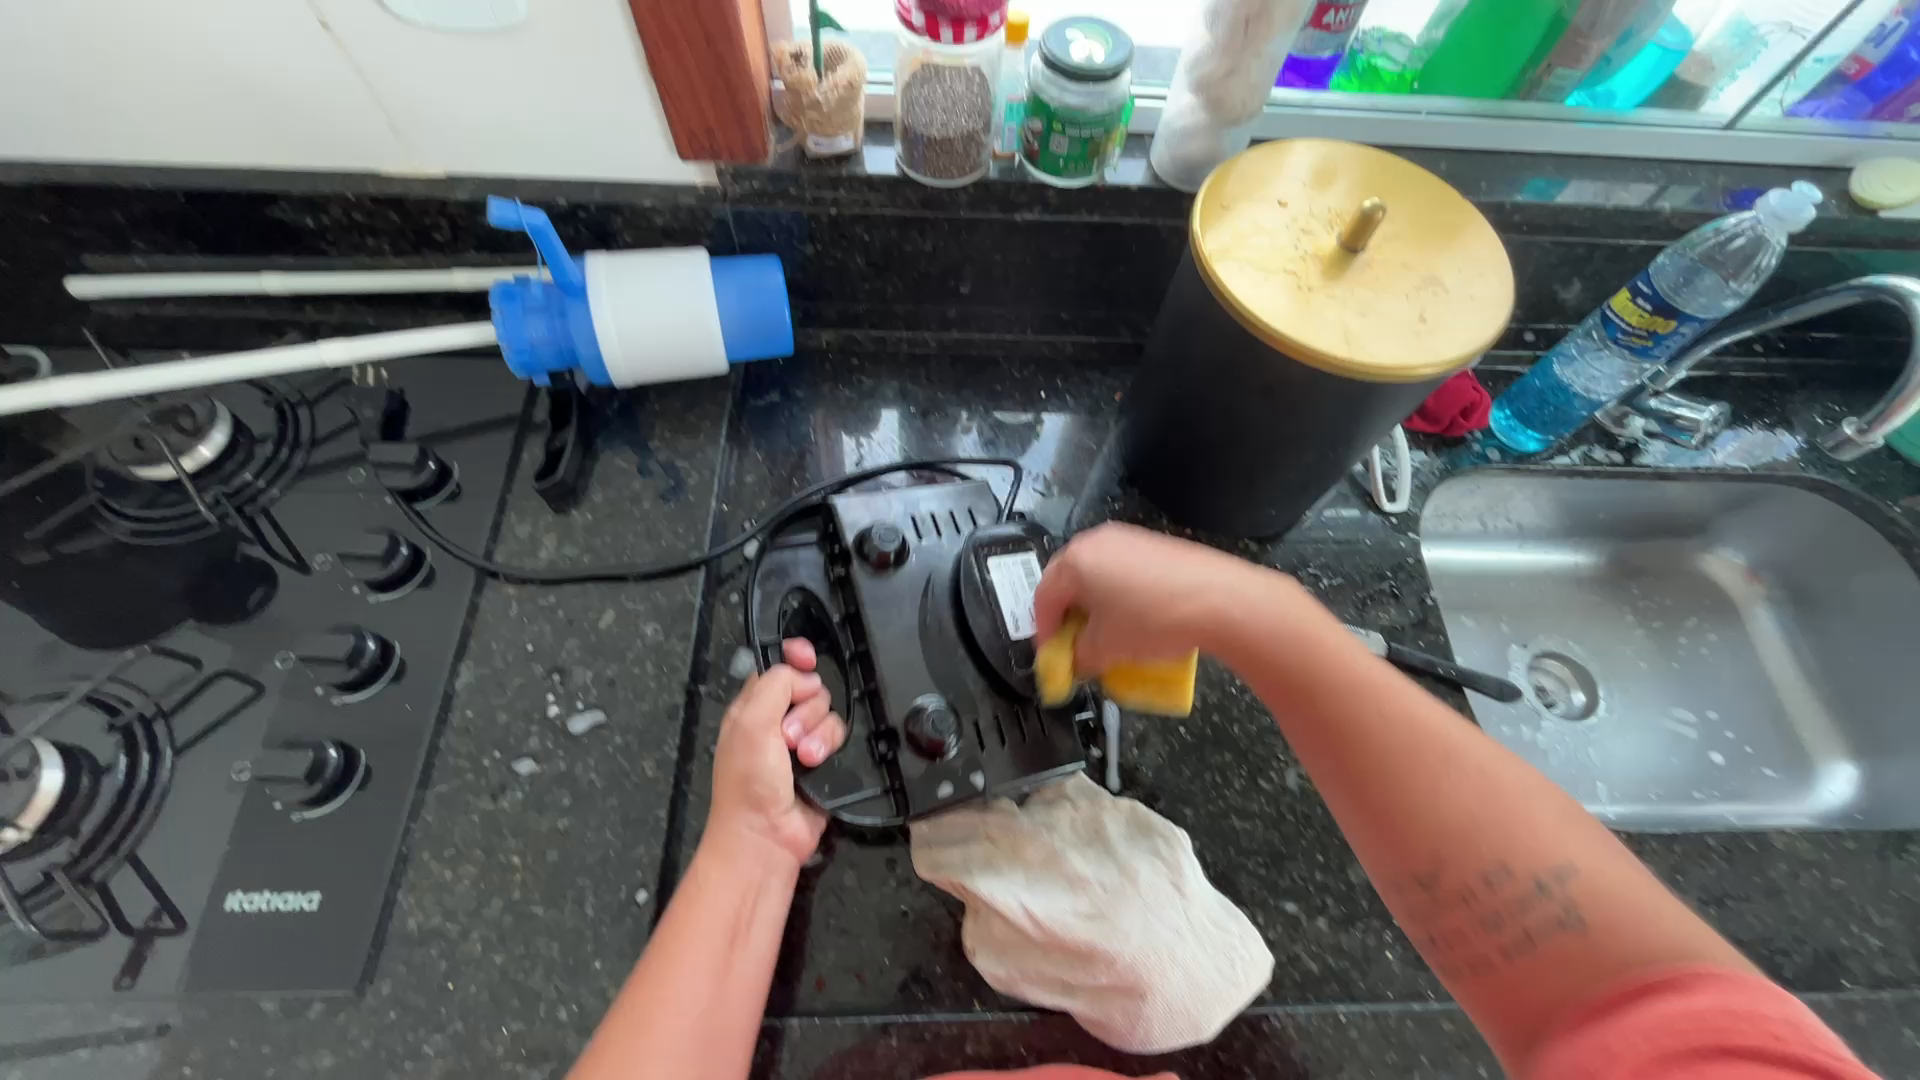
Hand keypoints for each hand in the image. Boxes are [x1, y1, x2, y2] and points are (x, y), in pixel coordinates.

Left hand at [707, 639, 847, 867]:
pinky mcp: (824, 759)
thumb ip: (775, 685)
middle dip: (805, 709)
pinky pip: (840, 735)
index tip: (808, 658)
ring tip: (804, 758)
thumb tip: (806, 676)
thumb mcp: (750, 723)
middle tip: (788, 736)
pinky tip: (818, 764)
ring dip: (818, 733)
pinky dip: (831, 747)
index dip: (795, 658)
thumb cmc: (749, 781)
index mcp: (752, 707)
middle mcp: (776, 720)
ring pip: (827, 712)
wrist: (766, 836)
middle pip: (809, 689)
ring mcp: (801, 741)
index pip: (778, 667)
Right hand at [1033, 523, 1272, 674]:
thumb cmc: (1155, 619)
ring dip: (1093, 607)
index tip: (1052, 657)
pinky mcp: (1153, 545)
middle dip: (1067, 617)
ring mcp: (1127, 539)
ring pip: (1095, 576)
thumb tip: (1074, 662)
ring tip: (1106, 637)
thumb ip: (1078, 657)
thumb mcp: (1105, 649)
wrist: (1221, 601)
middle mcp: (1096, 541)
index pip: (1042, 598)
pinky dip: (1118, 596)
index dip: (1044, 633)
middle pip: (1067, 582)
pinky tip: (1134, 621)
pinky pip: (1122, 571)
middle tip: (1074, 646)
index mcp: (1074, 560)